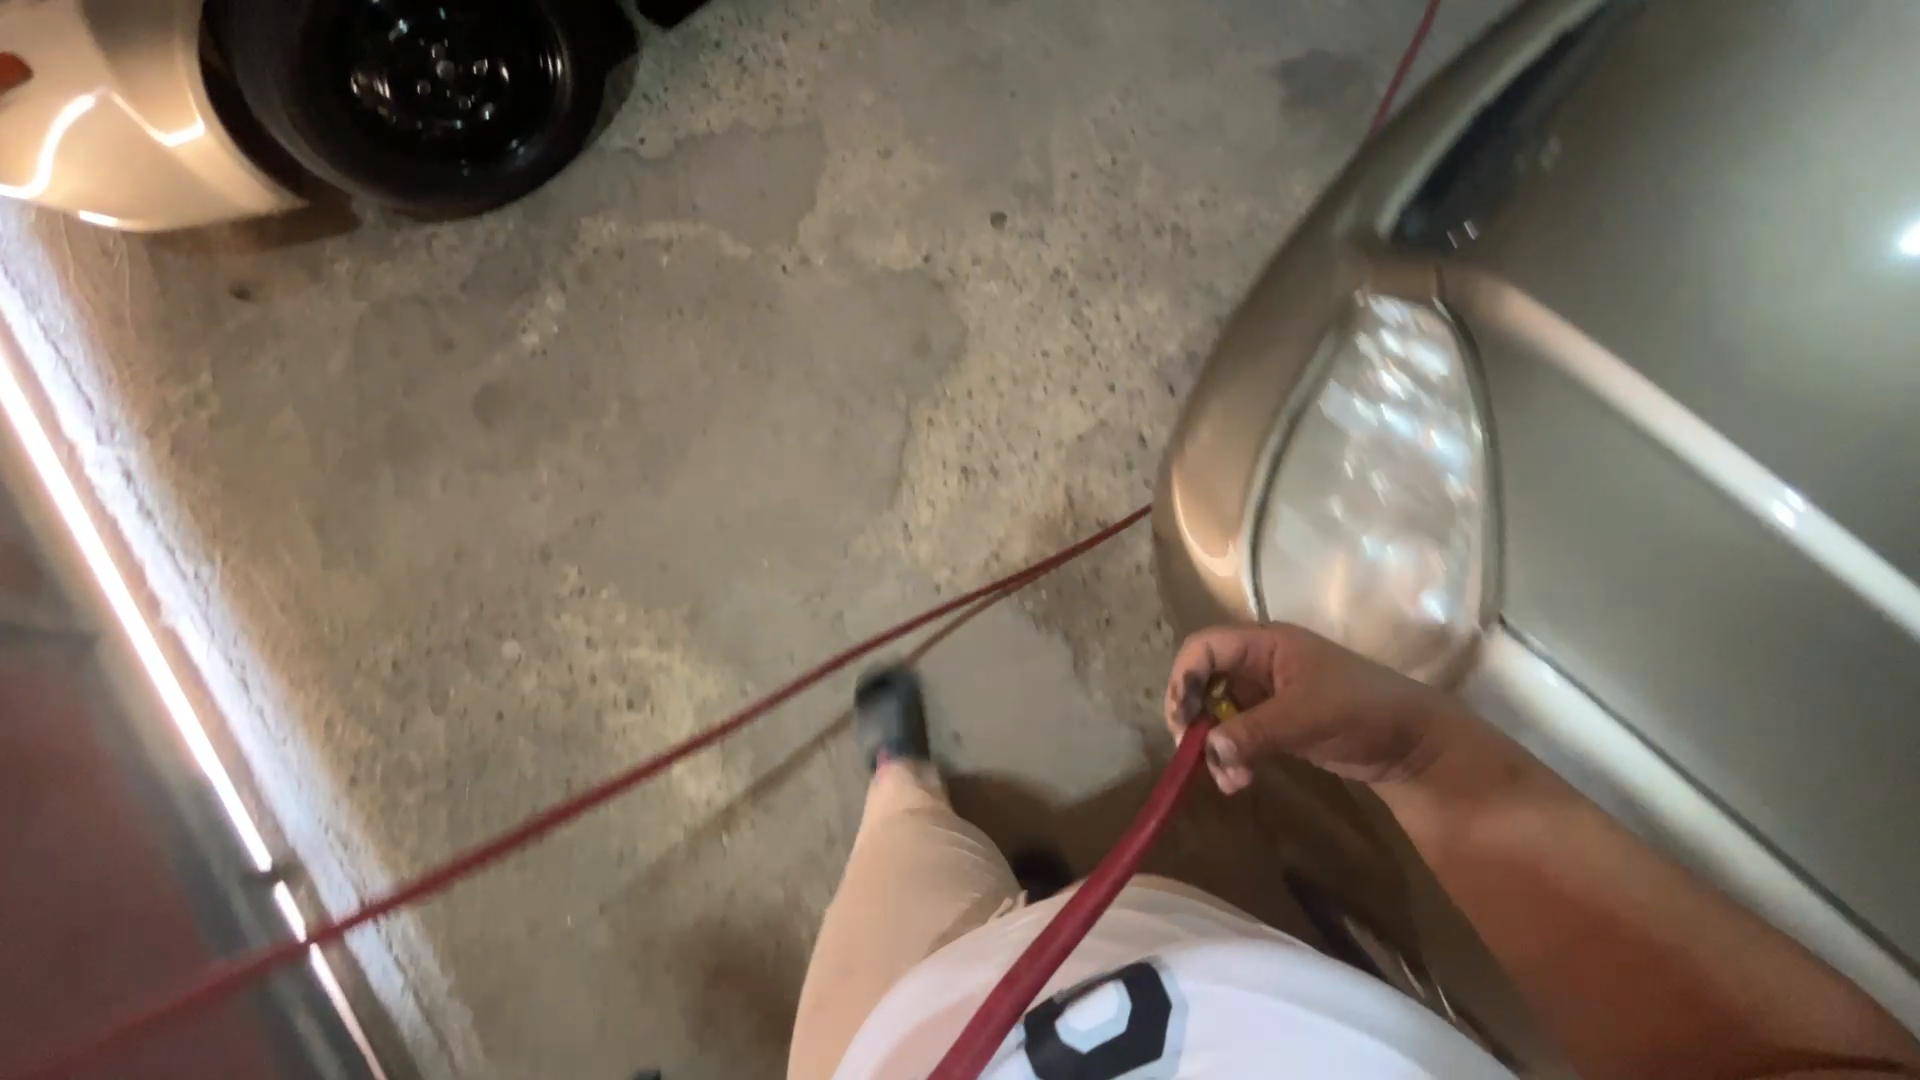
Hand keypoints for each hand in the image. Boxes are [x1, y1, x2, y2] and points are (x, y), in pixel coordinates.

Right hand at [1164, 623, 1513, 794]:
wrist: (1416, 745)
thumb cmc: (1364, 711)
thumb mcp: (1307, 717)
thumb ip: (1254, 730)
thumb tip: (1208, 749)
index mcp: (1266, 644)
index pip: (1204, 647)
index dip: (1185, 676)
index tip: (1181, 717)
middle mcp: (1260, 664)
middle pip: (1205, 680)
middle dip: (1194, 717)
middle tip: (1191, 751)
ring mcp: (1268, 695)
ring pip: (1218, 712)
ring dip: (1213, 745)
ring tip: (1227, 780)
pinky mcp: (1276, 723)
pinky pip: (1237, 734)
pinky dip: (1231, 756)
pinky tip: (1239, 781)